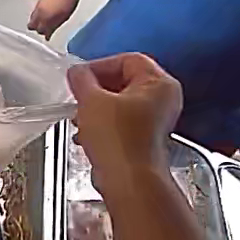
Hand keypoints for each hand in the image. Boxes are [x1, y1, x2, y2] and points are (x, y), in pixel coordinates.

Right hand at [29, 0, 79, 38]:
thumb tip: (49, 33)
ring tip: (42, 21)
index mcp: (45, 19)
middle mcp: (39, 12)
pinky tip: (43, 13)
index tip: (47, 35)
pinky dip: (38, 13)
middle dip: (36, 28)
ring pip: (32, 17)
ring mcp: (38, 5)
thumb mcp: (63, 18)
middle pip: (31, 25)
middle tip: (42, 29)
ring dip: (36, 21)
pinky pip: (35, 9)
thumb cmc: (69, 0)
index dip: (44, 34)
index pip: (40, 31)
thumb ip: (54, 26)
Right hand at [67, 53, 183, 199]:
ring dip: (96, 107)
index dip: (99, 66)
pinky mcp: (143, 138)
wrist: (127, 179)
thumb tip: (77, 72)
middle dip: (96, 88)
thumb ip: (82, 80)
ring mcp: (155, 120)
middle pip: (125, 81)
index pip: (127, 60)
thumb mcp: (92, 101)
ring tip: (79, 115)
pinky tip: (86, 132)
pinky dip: (103, 123)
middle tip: (78, 94)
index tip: (79, 76)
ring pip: (121, 102)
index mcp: (158, 83)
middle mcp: (163, 100)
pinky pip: (121, 121)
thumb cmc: (118, 141)